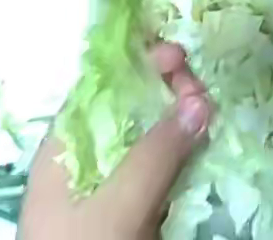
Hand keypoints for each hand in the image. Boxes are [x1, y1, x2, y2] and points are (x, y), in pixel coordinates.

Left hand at [21, 43, 212, 239]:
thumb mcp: (118, 207)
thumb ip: (157, 152)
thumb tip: (200, 100)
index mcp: (65, 144)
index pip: (102, 82)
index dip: (139, 62)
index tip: (178, 56)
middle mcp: (82, 158)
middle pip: (128, 106)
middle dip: (165, 91)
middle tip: (201, 94)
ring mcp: (105, 189)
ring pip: (145, 139)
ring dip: (177, 122)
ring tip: (207, 115)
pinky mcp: (126, 216)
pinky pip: (155, 173)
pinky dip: (178, 157)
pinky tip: (199, 150)